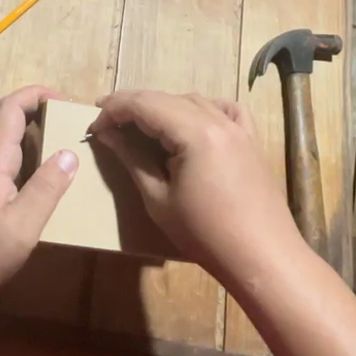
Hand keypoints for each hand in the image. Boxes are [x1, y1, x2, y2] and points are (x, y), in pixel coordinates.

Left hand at [0, 85, 77, 310]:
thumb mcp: (22, 226)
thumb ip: (47, 187)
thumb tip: (69, 152)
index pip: (9, 109)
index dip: (35, 94)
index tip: (64, 100)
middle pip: (2, 118)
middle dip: (33, 109)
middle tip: (66, 120)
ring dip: (27, 132)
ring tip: (59, 143)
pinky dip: (20, 153)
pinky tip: (37, 176)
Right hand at [88, 90, 303, 286]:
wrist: (262, 258)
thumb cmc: (205, 234)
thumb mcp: (158, 199)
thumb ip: (132, 159)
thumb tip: (107, 134)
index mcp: (195, 132)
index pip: (145, 104)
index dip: (115, 110)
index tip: (94, 125)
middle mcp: (218, 120)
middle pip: (167, 98)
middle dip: (134, 106)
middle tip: (107, 122)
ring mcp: (238, 128)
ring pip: (194, 100)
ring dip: (163, 107)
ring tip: (140, 125)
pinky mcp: (250, 141)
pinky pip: (225, 109)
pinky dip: (203, 108)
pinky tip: (191, 120)